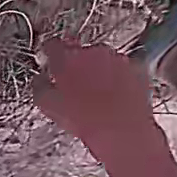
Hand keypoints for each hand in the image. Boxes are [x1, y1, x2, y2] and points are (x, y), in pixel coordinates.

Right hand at [33, 39, 164, 166]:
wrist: (123, 131)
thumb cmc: (87, 119)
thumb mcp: (49, 106)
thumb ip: (41, 87)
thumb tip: (39, 83)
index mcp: (68, 58)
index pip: (53, 45)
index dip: (49, 52)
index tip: (49, 58)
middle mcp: (94, 52)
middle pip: (80, 51)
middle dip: (76, 65)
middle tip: (73, 85)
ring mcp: (117, 59)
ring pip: (103, 59)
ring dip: (98, 71)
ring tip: (95, 95)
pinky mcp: (136, 69)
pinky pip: (123, 69)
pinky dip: (118, 78)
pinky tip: (113, 97)